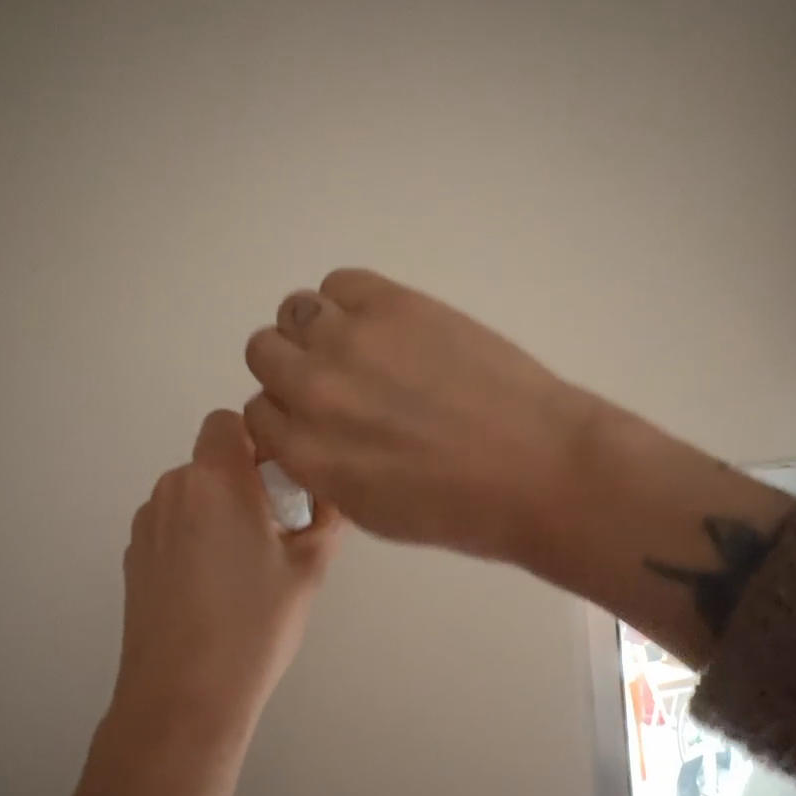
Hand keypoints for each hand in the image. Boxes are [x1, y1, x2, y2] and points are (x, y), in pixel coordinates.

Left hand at [65, 409, 339, 795]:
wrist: (184, 696)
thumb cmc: (254, 626)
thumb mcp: (309, 568)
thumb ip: (325, 515)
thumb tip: (328, 491)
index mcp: (215, 481)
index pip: (229, 421)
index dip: (259, 441)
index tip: (283, 482)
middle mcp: (172, 491)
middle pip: (211, 460)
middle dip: (244, 481)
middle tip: (277, 530)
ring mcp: (146, 525)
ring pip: (191, 494)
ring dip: (218, 510)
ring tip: (245, 567)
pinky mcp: (132, 557)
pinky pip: (172, 525)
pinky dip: (194, 537)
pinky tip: (212, 588)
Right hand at [242, 269, 596, 562]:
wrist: (538, 468)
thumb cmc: (462, 509)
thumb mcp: (372, 512)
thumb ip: (323, 469)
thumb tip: (308, 435)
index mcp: (305, 453)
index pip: (258, 413)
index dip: (288, 414)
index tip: (318, 416)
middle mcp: (312, 390)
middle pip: (264, 353)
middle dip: (294, 368)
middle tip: (342, 379)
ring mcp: (350, 341)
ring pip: (295, 312)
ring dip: (319, 330)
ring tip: (366, 348)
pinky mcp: (392, 303)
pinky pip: (342, 283)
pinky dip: (353, 301)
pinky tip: (388, 324)